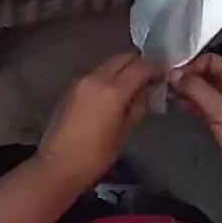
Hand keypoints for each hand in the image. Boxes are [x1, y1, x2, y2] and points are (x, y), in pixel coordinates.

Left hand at [36, 53, 161, 189]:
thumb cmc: (95, 156)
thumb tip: (142, 95)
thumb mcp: (123, 133)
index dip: (155, 69)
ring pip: (108, 64)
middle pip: (123, 58)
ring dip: (122, 71)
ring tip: (130, 90)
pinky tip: (111, 96)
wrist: (58, 164)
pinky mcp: (71, 86)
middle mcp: (95, 78)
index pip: (140, 67)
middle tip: (148, 80)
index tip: (163, 75)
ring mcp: (81, 80)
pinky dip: (108, 78)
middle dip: (138, 65)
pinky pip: (96, 74)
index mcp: (112, 90)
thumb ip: (135, 108)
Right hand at [171, 54, 221, 195]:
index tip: (173, 72)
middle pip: (208, 75)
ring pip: (205, 92)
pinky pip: (205, 108)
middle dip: (188, 77)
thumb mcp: (219, 107)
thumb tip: (172, 72)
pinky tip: (180, 107)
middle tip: (166, 83)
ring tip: (169, 94)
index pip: (212, 61)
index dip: (193, 64)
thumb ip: (195, 88)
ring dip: (189, 91)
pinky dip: (193, 105)